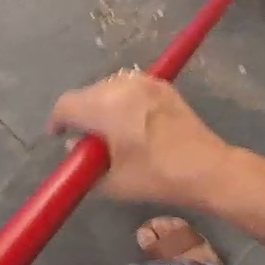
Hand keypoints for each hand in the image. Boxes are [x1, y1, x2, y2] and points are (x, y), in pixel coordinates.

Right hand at [49, 71, 235, 207]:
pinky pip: (130, 88)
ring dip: (102, 105)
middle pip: (87, 93)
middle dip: (81, 114)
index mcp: (105, 106)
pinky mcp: (163, 86)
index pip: (67, 105)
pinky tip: (131, 122)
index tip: (58, 136)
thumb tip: (77, 148)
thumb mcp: (112, 182)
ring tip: (108, 130)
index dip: (58, 121)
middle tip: (85, 139)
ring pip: (109, 87)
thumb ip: (85, 165)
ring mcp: (145, 82)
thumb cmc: (157, 176)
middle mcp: (122, 86)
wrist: (207, 168)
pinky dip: (123, 101)